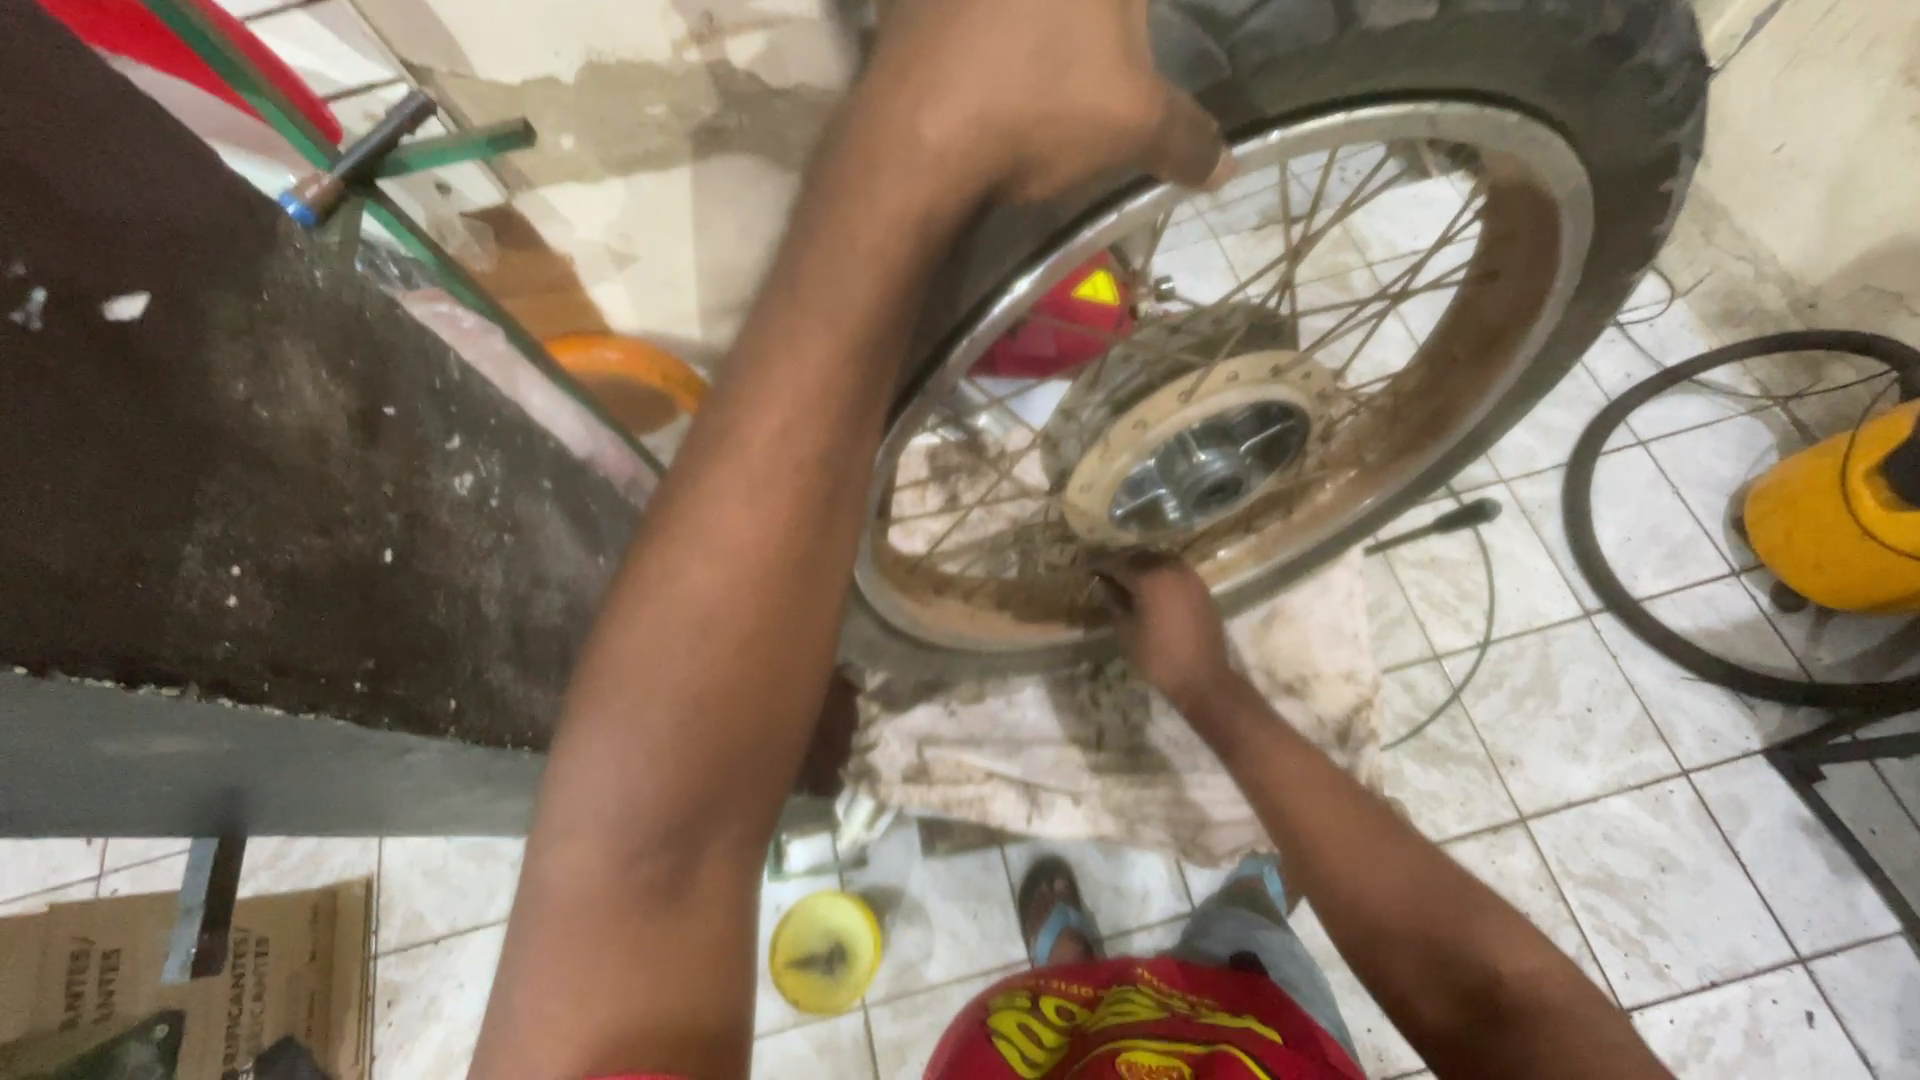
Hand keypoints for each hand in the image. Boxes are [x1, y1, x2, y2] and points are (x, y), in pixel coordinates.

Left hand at [847, 0, 1230, 201]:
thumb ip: (1187, 138)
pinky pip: (953, 11)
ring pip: (1010, 6)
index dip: (1130, 22)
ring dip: (1027, 24)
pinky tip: (977, 68)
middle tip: (1090, 59)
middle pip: (1075, 5)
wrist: (917, 138)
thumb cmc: (1040, 108)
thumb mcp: (1133, 127)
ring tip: (1032, 68)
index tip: (1122, 52)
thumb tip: (1227, 165)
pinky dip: (967, 26)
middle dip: (1088, 27)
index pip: (1128, 1)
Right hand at [1095, 551, 1234, 712]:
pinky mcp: (1202, 589)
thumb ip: (1114, 602)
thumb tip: (1105, 585)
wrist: (1202, 677)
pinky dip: (1161, 573)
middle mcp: (1171, 569)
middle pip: (1141, 556)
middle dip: (1123, 561)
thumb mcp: (1126, 631)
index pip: (1118, 563)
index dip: (1101, 564)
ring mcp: (1190, 577)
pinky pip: (1176, 571)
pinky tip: (1152, 588)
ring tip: (1129, 578)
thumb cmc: (1157, 657)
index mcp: (1149, 578)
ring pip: (1161, 560)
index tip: (1088, 567)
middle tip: (1107, 572)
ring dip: (1143, 565)